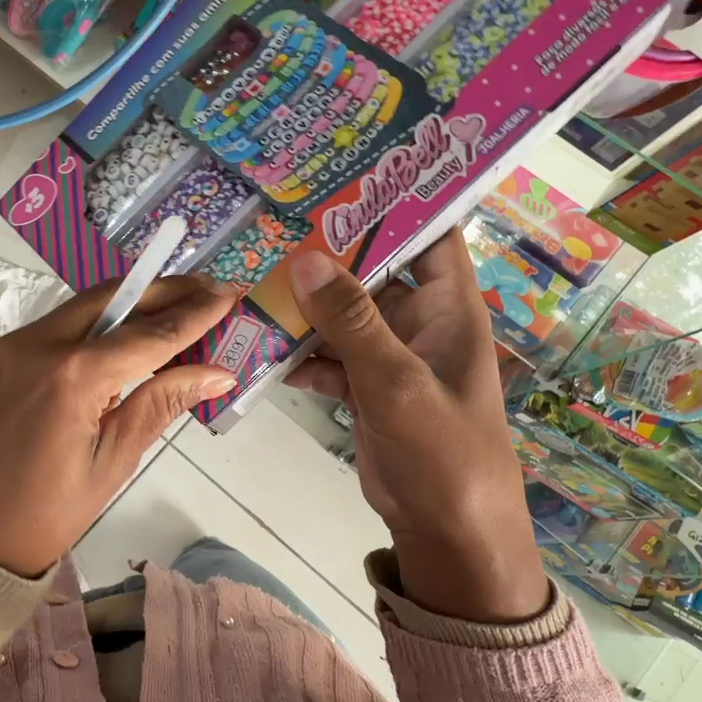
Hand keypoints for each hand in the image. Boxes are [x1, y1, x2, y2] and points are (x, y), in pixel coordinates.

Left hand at [0, 274, 241, 577]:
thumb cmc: (46, 514)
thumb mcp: (112, 462)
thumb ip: (161, 404)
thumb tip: (217, 371)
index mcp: (70, 378)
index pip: (147, 333)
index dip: (194, 312)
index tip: (228, 291)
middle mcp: (31, 347)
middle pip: (107, 299)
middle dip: (159, 290)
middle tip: (203, 287)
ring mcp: (0, 348)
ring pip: (71, 311)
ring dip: (119, 306)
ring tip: (164, 310)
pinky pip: (41, 332)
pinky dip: (79, 330)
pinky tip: (106, 342)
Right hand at [284, 235, 545, 623]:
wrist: (446, 528)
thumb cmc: (443, 450)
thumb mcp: (396, 381)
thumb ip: (351, 320)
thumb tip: (307, 257)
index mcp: (447, 307)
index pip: (430, 232)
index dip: (397, 199)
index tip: (342, 173)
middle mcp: (419, 322)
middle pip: (372, 270)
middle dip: (328, 252)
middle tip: (272, 226)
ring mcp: (390, 356)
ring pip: (342, 314)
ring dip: (304, 307)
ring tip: (254, 286)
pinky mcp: (366, 387)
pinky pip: (328, 356)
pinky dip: (301, 355)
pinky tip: (270, 354)